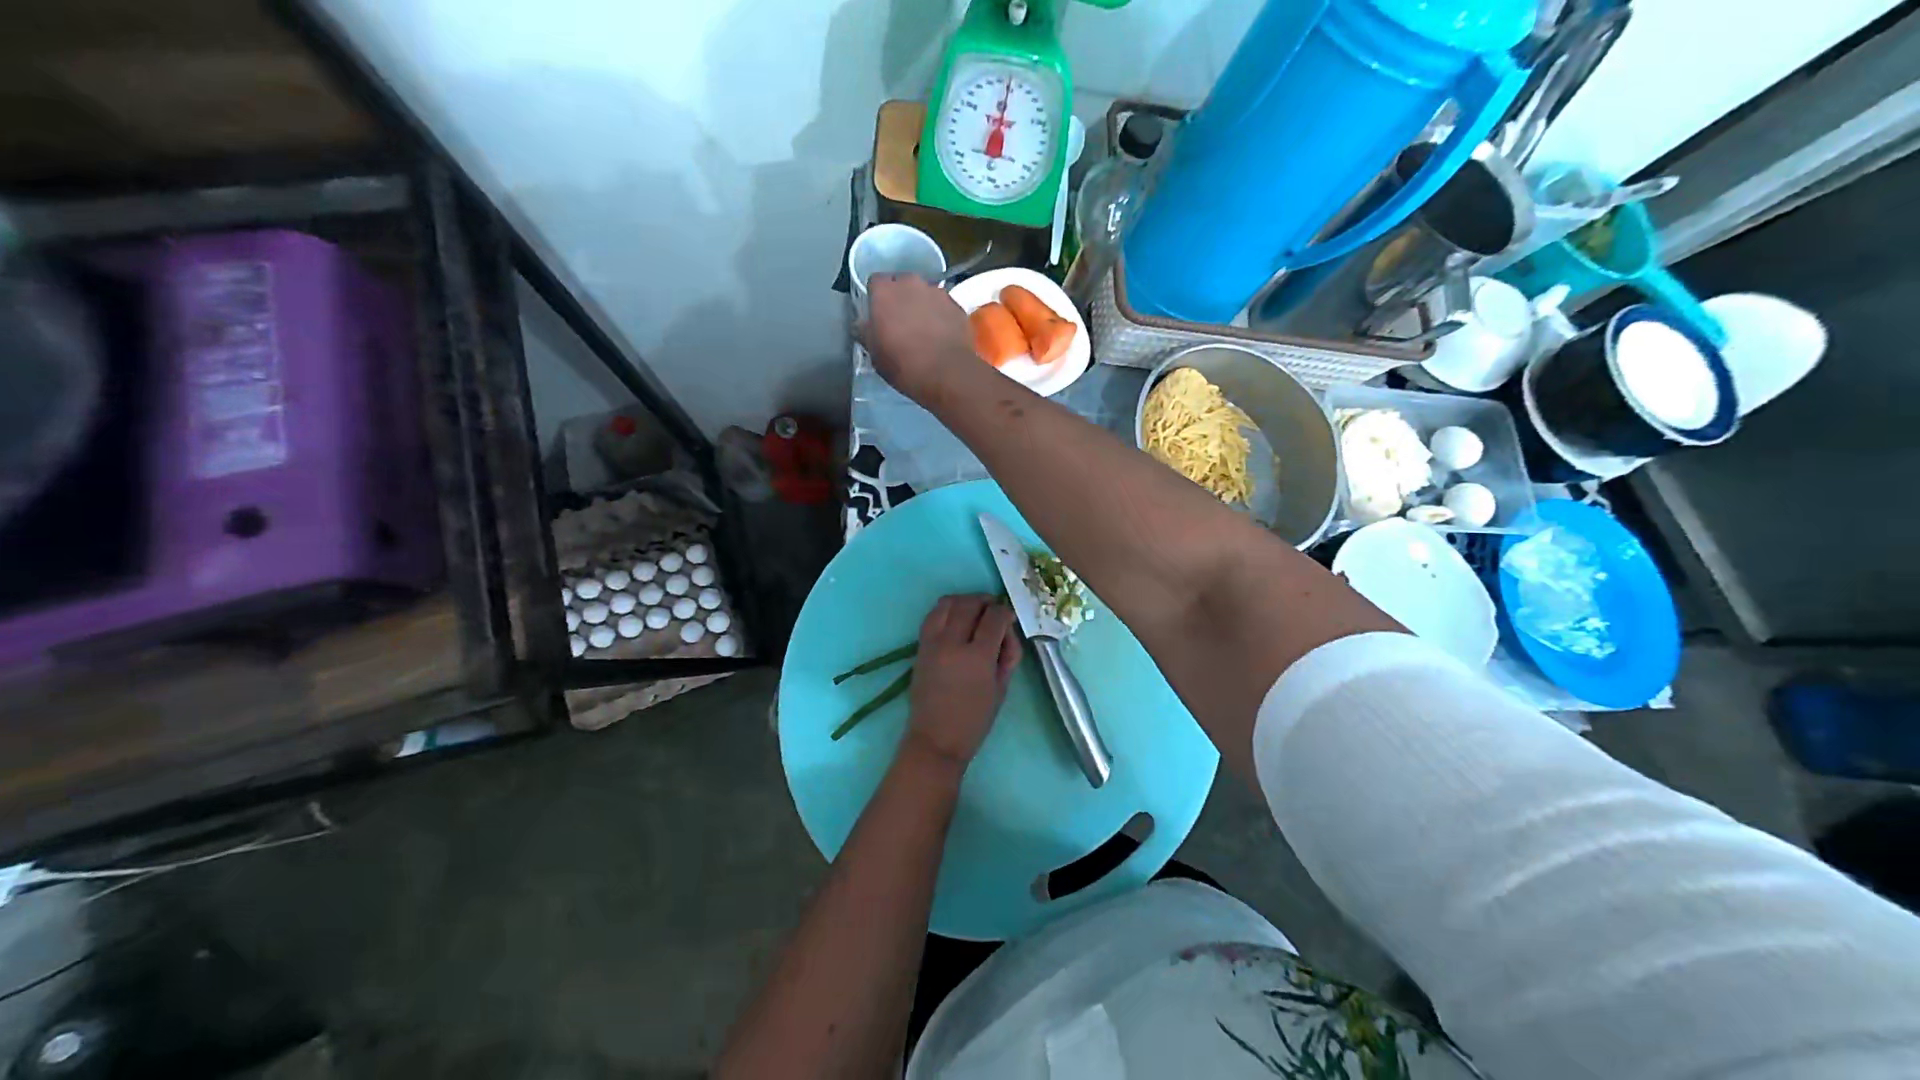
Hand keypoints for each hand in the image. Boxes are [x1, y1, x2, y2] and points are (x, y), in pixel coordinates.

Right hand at [860, 274, 974, 403]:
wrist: (946, 373)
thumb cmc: (902, 363)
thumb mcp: (874, 352)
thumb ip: (866, 332)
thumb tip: (861, 324)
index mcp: (885, 291)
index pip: (875, 282)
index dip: (876, 297)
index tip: (878, 314)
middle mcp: (911, 283)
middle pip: (902, 283)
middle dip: (900, 298)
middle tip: (900, 321)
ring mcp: (937, 292)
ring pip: (924, 293)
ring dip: (921, 305)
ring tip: (923, 328)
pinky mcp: (957, 305)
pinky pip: (943, 306)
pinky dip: (940, 315)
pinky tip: (940, 334)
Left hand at [904, 594, 1022, 769]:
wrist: (936, 739)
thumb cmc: (974, 720)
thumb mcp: (1001, 688)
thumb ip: (1007, 655)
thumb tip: (1006, 631)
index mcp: (978, 657)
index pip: (994, 617)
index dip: (1004, 612)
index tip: (1008, 617)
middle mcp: (953, 643)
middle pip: (969, 604)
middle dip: (985, 602)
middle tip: (993, 611)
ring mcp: (932, 643)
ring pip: (947, 603)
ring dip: (964, 601)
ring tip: (974, 611)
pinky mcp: (919, 646)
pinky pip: (932, 615)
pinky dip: (946, 610)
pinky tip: (956, 620)